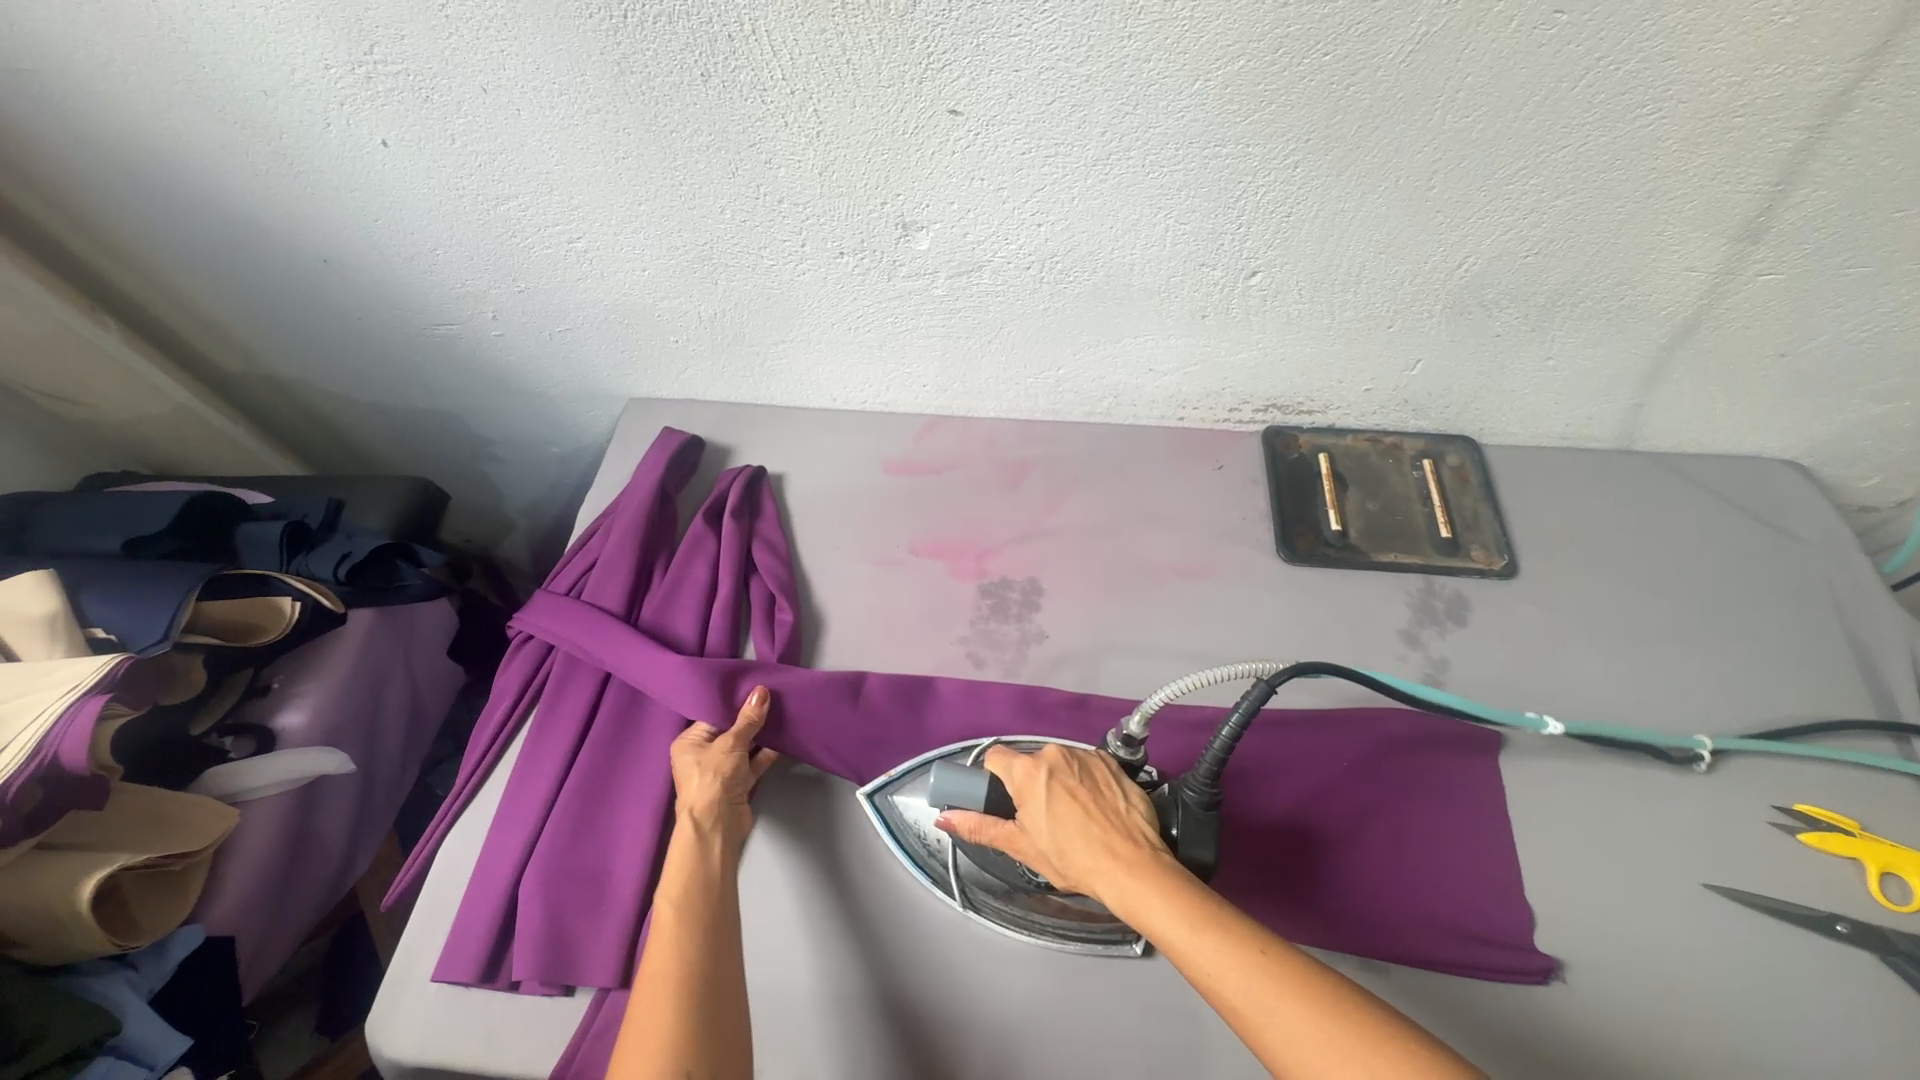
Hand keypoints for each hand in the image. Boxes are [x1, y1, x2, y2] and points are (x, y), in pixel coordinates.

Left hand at [670, 685, 780, 853]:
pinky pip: (753, 763)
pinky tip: (783, 738)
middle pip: (730, 732)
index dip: (734, 704)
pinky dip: (766, 753)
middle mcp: (702, 755)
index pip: (713, 717)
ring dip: (761, 736)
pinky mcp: (738, 784)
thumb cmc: (713, 778)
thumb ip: (748, 719)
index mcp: (689, 742)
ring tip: (782, 713)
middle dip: (750, 719)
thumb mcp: (731, 743)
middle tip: (772, 698)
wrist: (717, 825)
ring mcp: (721, 772)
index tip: (755, 689)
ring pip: (744, 748)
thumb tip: (761, 691)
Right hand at [935, 743, 1172, 903]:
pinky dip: (1086, 781)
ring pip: (1060, 763)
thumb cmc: (1072, 859)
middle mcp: (1055, 753)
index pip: (995, 758)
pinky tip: (1095, 809)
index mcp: (1027, 770)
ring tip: (1073, 817)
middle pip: (1030, 762)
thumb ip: (980, 827)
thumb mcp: (1021, 846)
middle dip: (1031, 784)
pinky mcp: (1112, 762)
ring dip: (1060, 781)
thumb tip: (943, 818)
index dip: (995, 779)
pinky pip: (1087, 765)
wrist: (1132, 866)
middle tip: (1042, 818)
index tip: (1005, 802)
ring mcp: (1086, 754)